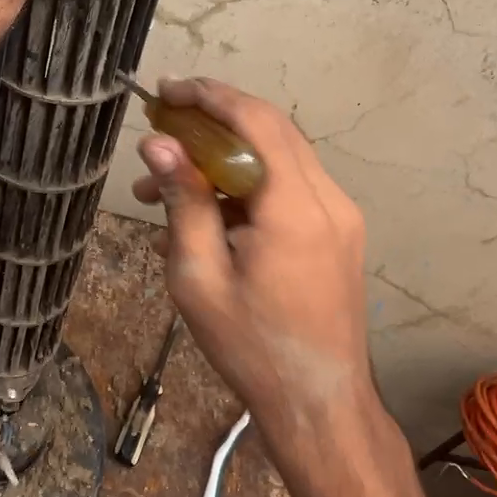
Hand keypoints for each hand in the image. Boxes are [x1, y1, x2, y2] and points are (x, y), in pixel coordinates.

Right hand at [132, 78, 374, 424]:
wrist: (318, 406)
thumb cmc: (250, 344)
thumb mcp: (198, 274)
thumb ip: (183, 200)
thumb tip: (156, 142)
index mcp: (295, 208)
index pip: (255, 121)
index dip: (208, 95)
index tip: (164, 91)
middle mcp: (328, 200)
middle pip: (271, 127)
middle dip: (212, 115)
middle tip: (161, 120)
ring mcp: (339, 216)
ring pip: (278, 153)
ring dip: (222, 153)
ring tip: (162, 185)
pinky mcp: (337, 232)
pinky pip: (287, 183)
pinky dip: (243, 180)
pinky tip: (201, 212)